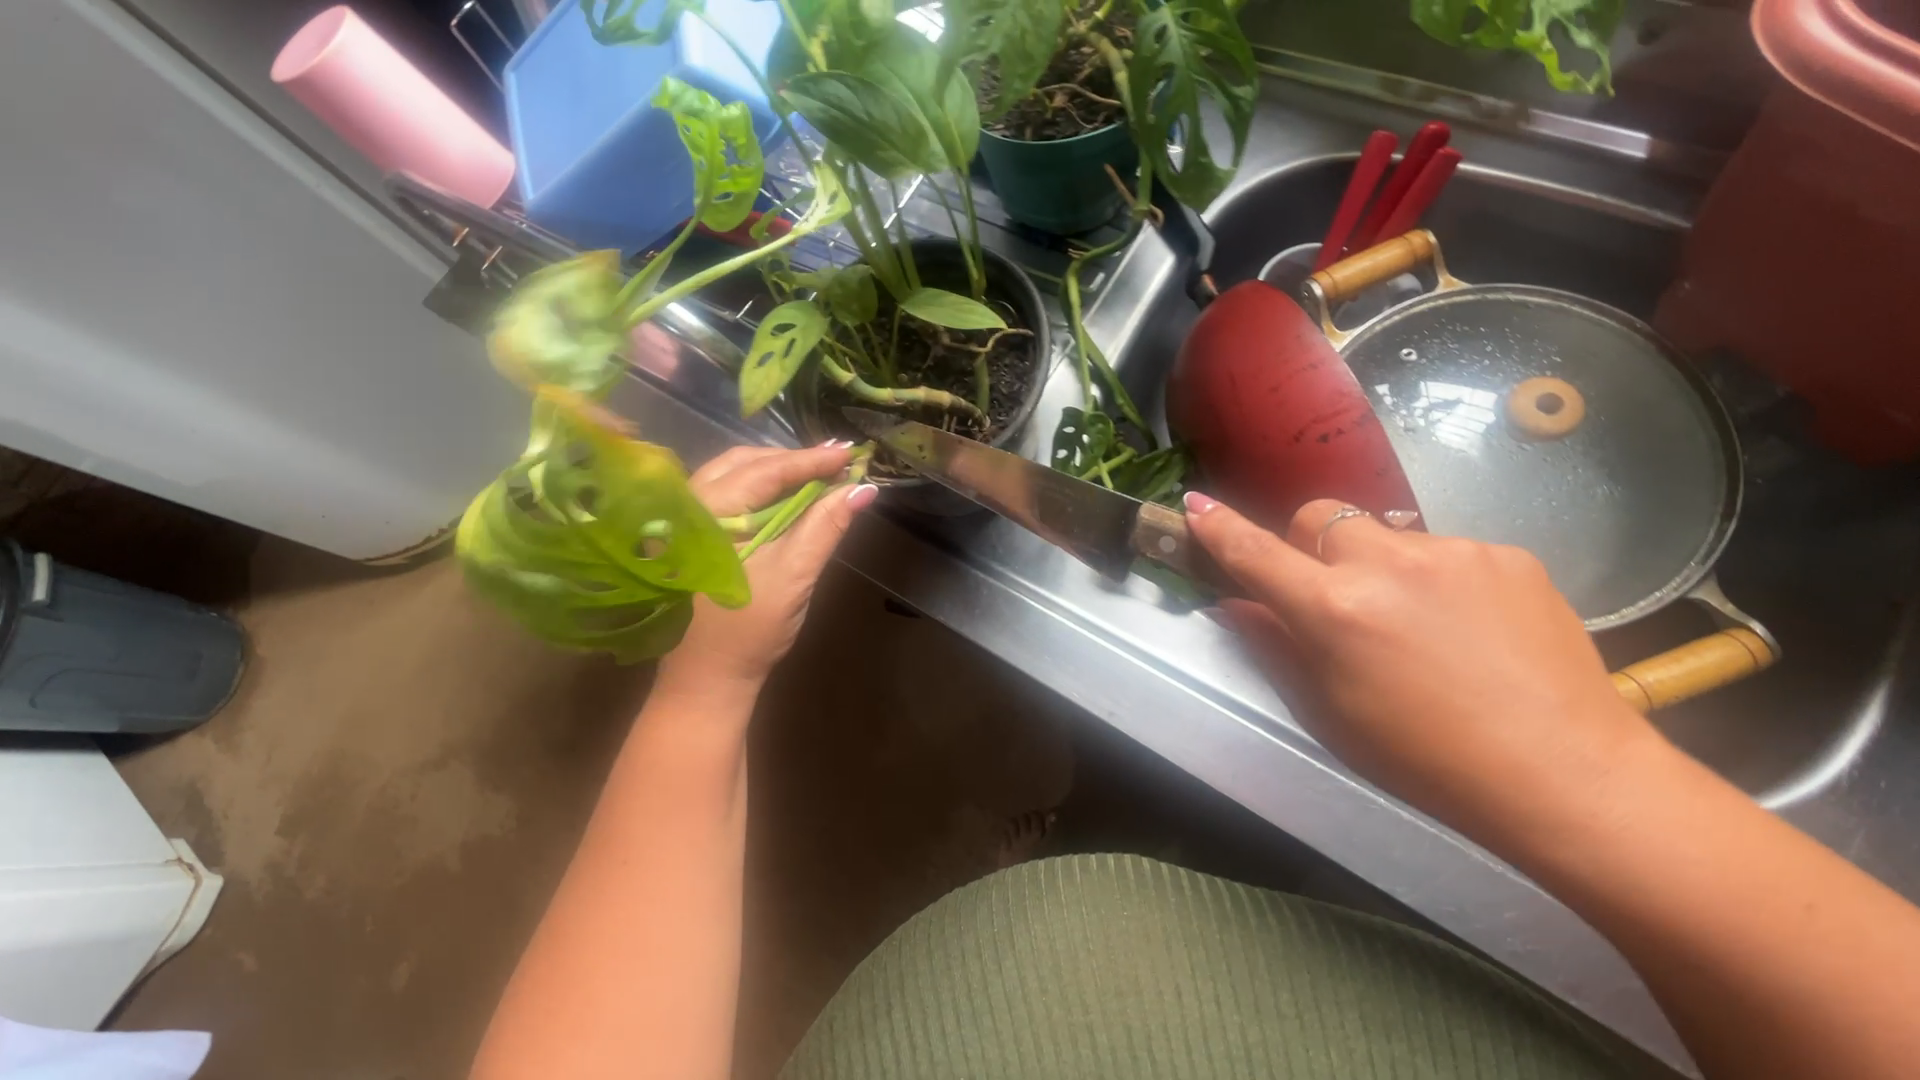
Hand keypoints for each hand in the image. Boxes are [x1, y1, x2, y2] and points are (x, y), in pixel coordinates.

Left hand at [665, 444, 876, 687]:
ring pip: (733, 476)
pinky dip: (759, 490)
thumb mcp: (794, 575)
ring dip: (777, 472)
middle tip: (838, 460)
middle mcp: (686, 507)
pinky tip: (786, 495)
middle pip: (745, 463)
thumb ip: (825, 526)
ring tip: (818, 472)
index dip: (811, 460)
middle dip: (793, 460)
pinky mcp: (691, 537)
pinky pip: (726, 494)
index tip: (851, 452)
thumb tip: (864, 488)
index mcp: (705, 513)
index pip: (766, 470)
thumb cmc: (749, 631)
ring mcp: (684, 522)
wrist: (706, 681)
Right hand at [1184, 493, 1660, 832]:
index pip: (1256, 554)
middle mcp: (1386, 564)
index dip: (1220, 529)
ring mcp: (1453, 552)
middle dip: (1312, 547)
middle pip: (1321, 519)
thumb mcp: (1330, 714)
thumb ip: (1276, 648)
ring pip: (1387, 536)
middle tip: (1335, 597)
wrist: (1562, 772)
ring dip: (1380, 566)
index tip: (1196, 503)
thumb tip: (1237, 605)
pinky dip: (1437, 579)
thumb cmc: (1424, 760)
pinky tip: (1470, 629)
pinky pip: (1446, 551)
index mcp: (1334, 610)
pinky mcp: (1506, 554)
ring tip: (1419, 625)